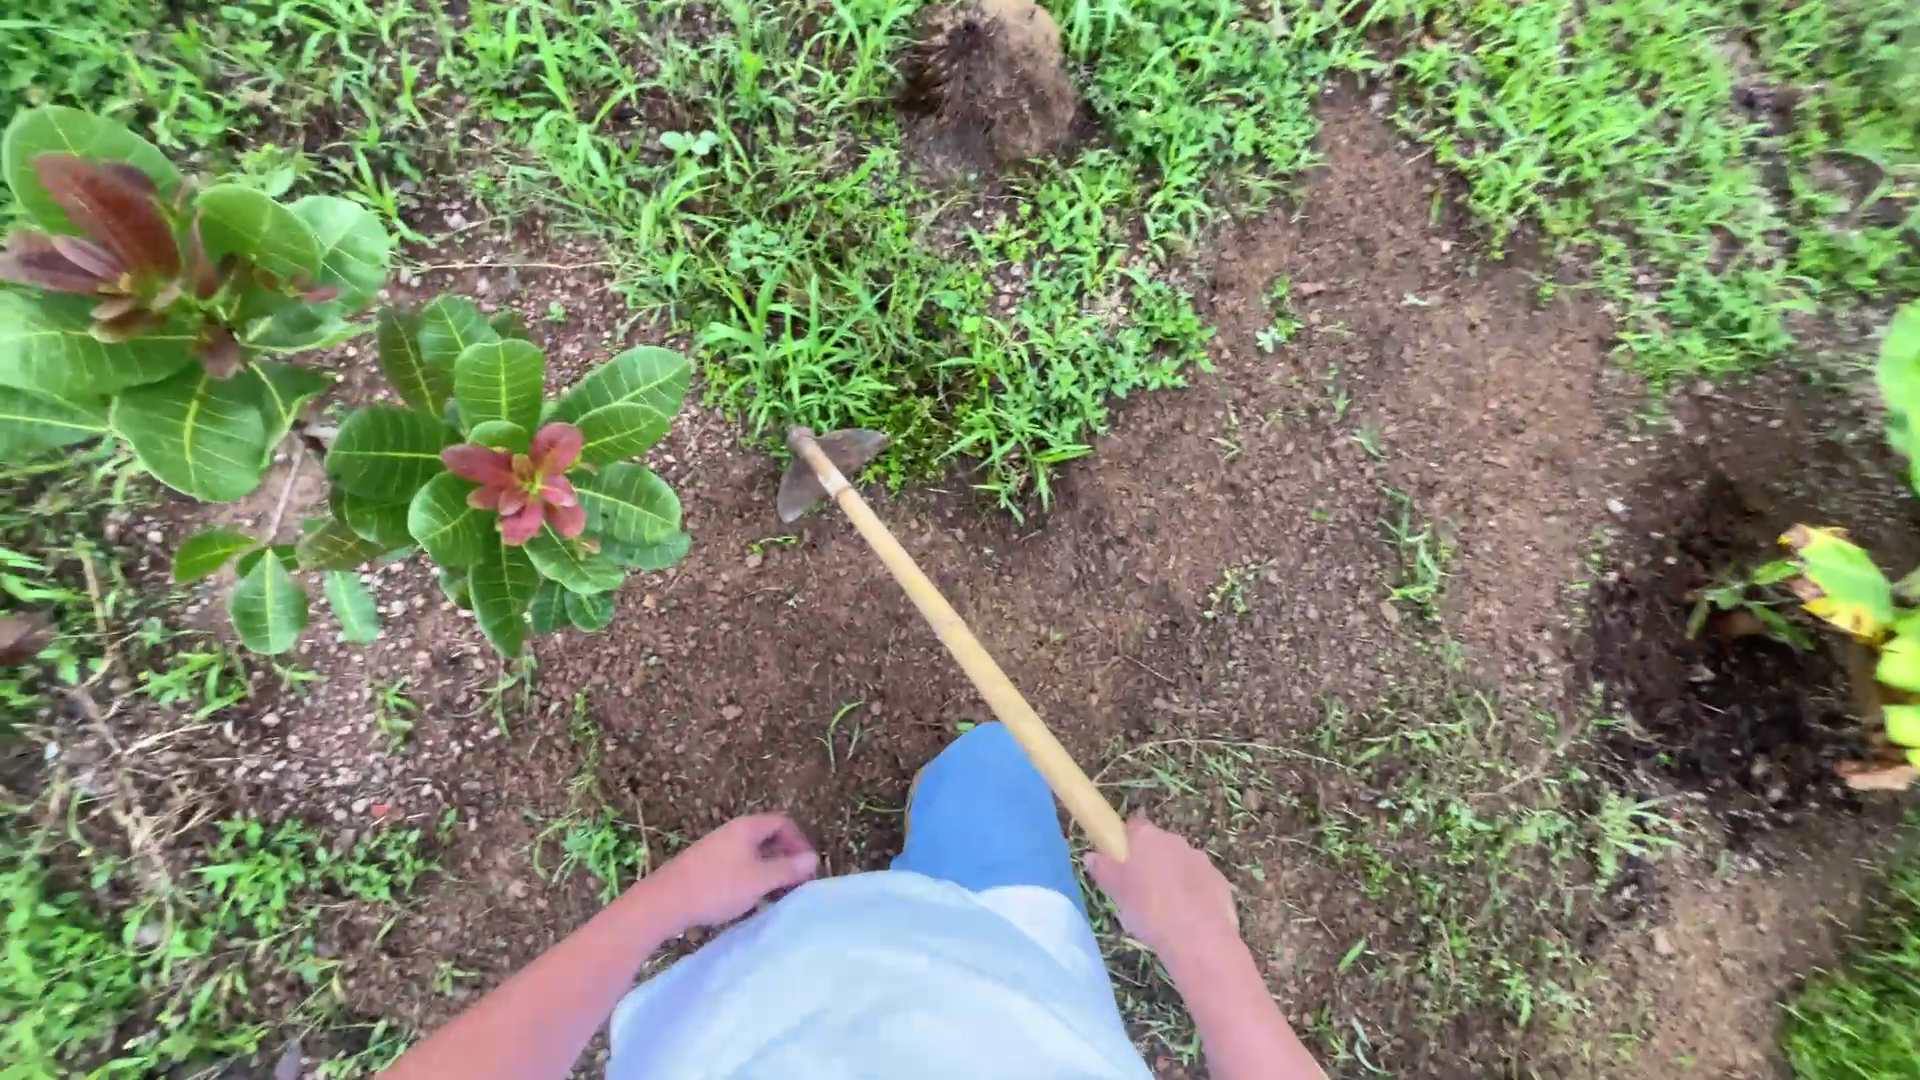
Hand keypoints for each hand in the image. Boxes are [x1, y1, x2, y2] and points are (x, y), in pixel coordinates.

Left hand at [631, 813, 818, 933]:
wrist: (664, 902)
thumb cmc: (718, 887)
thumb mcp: (760, 880)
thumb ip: (788, 869)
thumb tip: (813, 859)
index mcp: (748, 827)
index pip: (783, 823)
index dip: (799, 842)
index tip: (806, 867)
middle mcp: (733, 831)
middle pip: (768, 837)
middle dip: (785, 858)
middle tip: (794, 883)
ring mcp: (717, 848)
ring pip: (752, 853)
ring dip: (768, 870)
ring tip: (773, 895)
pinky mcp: (704, 865)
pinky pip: (737, 865)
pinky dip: (750, 878)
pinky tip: (748, 901)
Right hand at [1086, 815, 1239, 967]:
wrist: (1199, 939)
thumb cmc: (1149, 910)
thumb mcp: (1116, 893)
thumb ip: (1103, 870)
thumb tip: (1090, 856)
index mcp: (1147, 838)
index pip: (1133, 826)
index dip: (1126, 841)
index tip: (1120, 862)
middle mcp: (1175, 841)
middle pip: (1158, 845)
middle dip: (1151, 863)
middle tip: (1139, 892)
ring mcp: (1201, 860)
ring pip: (1181, 864)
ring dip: (1173, 879)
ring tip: (1164, 912)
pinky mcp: (1221, 882)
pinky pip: (1201, 884)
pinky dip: (1194, 896)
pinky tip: (1187, 921)